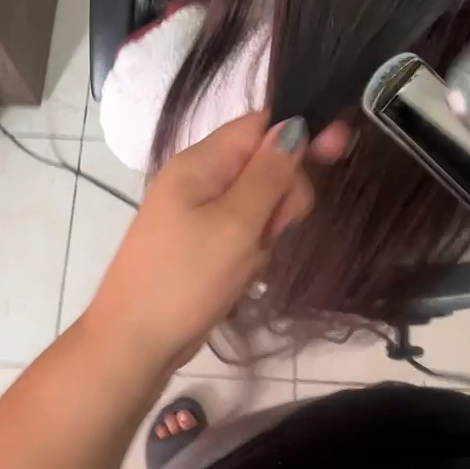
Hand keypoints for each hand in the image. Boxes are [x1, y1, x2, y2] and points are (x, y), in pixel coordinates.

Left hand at [80, 111, 349, 372]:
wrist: (133, 344)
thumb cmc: (185, 279)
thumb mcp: (236, 223)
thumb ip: (269, 173)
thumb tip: (295, 125)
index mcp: (201, 161)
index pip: (261, 124)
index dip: (298, 134)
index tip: (336, 153)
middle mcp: (198, 178)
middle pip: (264, 163)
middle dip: (281, 197)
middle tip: (268, 232)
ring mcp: (197, 211)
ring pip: (259, 203)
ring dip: (267, 231)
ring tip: (246, 262)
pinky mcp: (201, 242)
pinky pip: (243, 232)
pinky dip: (251, 251)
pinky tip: (240, 276)